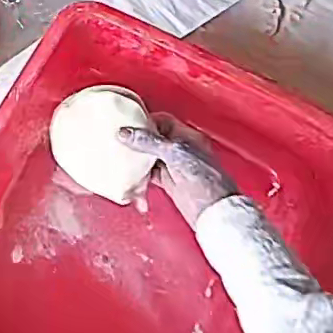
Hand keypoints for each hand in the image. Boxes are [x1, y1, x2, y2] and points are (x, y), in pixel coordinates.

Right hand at [117, 113, 236, 225]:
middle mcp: (181, 149)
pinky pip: (150, 174)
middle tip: (120, 140)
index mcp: (187, 136)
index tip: (128, 123)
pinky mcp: (170, 182)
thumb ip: (149, 142)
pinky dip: (140, 176)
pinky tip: (131, 177)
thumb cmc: (204, 180)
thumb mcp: (174, 154)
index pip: (163, 121)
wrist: (212, 211)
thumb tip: (126, 133)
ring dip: (137, 159)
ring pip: (150, 157)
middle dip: (137, 140)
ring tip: (121, 158)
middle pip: (154, 139)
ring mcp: (175, 166)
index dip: (146, 121)